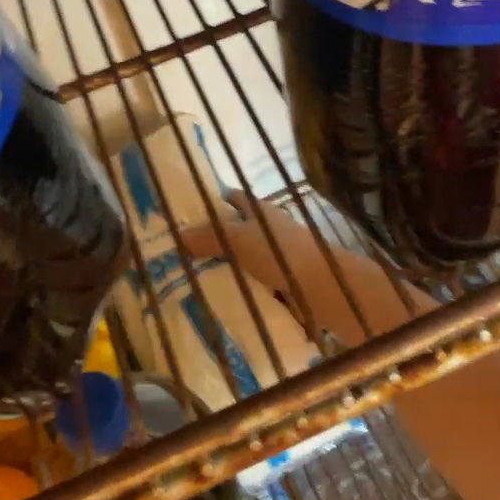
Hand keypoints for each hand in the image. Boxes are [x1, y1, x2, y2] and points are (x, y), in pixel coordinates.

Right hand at [179, 203, 429, 346]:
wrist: (322, 288)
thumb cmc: (280, 253)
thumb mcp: (238, 239)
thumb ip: (210, 236)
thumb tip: (177, 234)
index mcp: (260, 210)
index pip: (234, 198)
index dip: (215, 201)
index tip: (191, 212)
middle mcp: (272, 228)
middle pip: (240, 229)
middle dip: (218, 238)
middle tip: (186, 253)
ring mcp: (281, 256)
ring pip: (249, 258)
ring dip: (231, 267)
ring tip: (200, 281)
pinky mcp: (287, 281)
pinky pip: (259, 283)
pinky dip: (245, 290)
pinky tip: (227, 302)